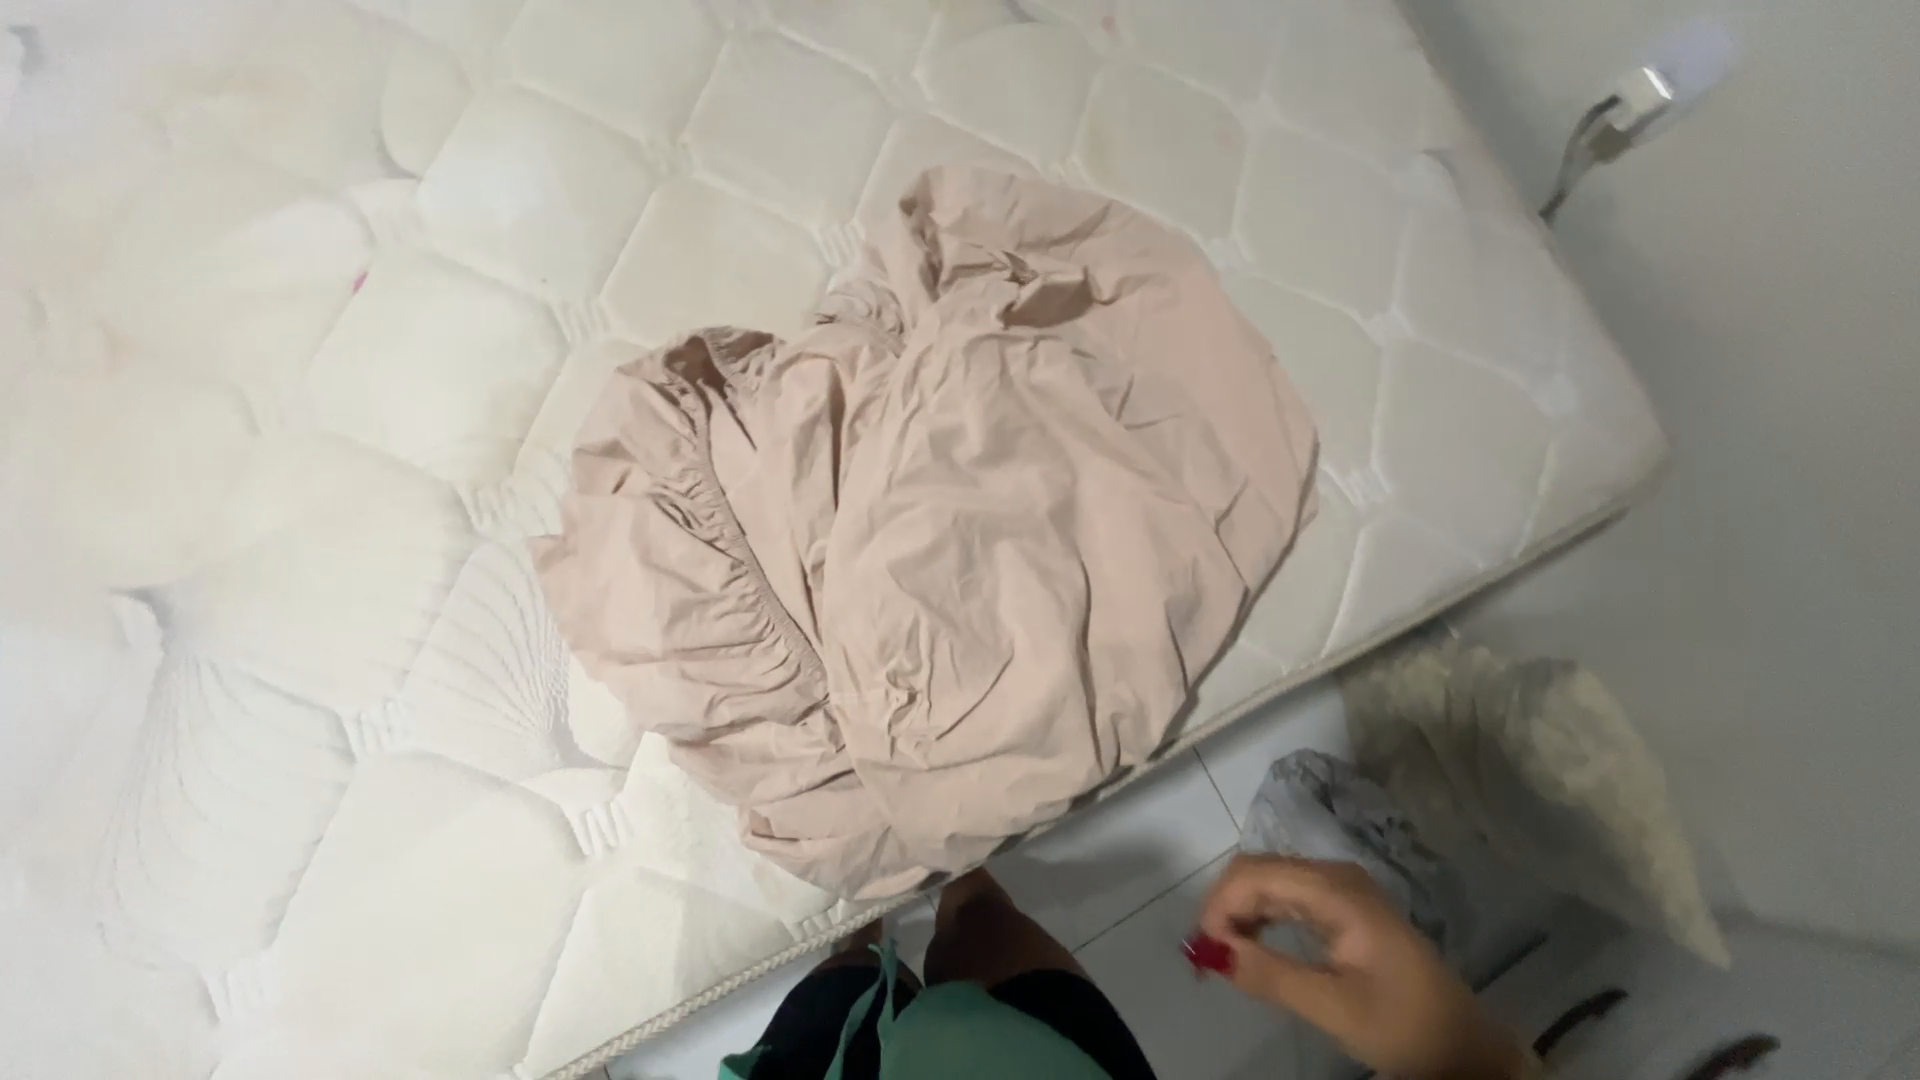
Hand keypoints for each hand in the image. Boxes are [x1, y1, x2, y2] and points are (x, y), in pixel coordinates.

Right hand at [1199, 854, 1529, 1079]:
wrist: (1466, 1047)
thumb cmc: (1405, 1025)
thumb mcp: (1334, 1008)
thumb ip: (1270, 975)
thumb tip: (1210, 954)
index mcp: (1334, 888)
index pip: (1254, 873)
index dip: (1220, 905)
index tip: (1205, 951)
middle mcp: (1332, 875)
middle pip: (1257, 870)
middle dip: (1224, 907)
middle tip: (1209, 956)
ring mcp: (1337, 888)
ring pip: (1267, 881)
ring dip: (1238, 912)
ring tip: (1225, 954)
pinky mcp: (1339, 905)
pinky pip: (1284, 895)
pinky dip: (1258, 916)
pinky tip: (1250, 944)